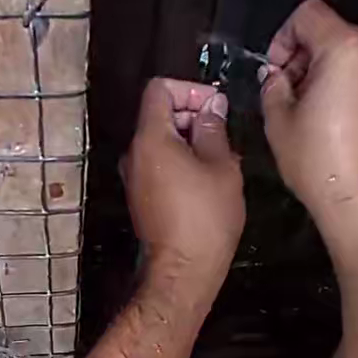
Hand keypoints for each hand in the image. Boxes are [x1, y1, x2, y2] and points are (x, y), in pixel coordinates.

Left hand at [122, 78, 244, 296]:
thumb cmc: (206, 216)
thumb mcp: (221, 165)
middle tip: (223, 134)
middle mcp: (133, 154)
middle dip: (192, 114)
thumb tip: (211, 106)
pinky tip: (206, 179)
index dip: (189, 88)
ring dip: (189, 139)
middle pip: (158, 114)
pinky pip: (157, 164)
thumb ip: (213, 128)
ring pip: (159, 141)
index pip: (158, 89)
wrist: (183, 269)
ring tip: (220, 158)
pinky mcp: (140, 196)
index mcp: (149, 139)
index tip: (214, 107)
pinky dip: (180, 160)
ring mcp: (133, 177)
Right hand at [259, 0, 357, 224]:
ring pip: (355, 58)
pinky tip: (339, 125)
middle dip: (307, 60)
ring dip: (331, 76)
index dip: (283, 38)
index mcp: (345, 50)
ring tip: (315, 115)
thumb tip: (276, 77)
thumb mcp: (278, 123)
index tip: (276, 67)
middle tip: (289, 96)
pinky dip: (354, 91)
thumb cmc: (322, 165)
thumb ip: (273, 87)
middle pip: (334, 35)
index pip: (308, 14)